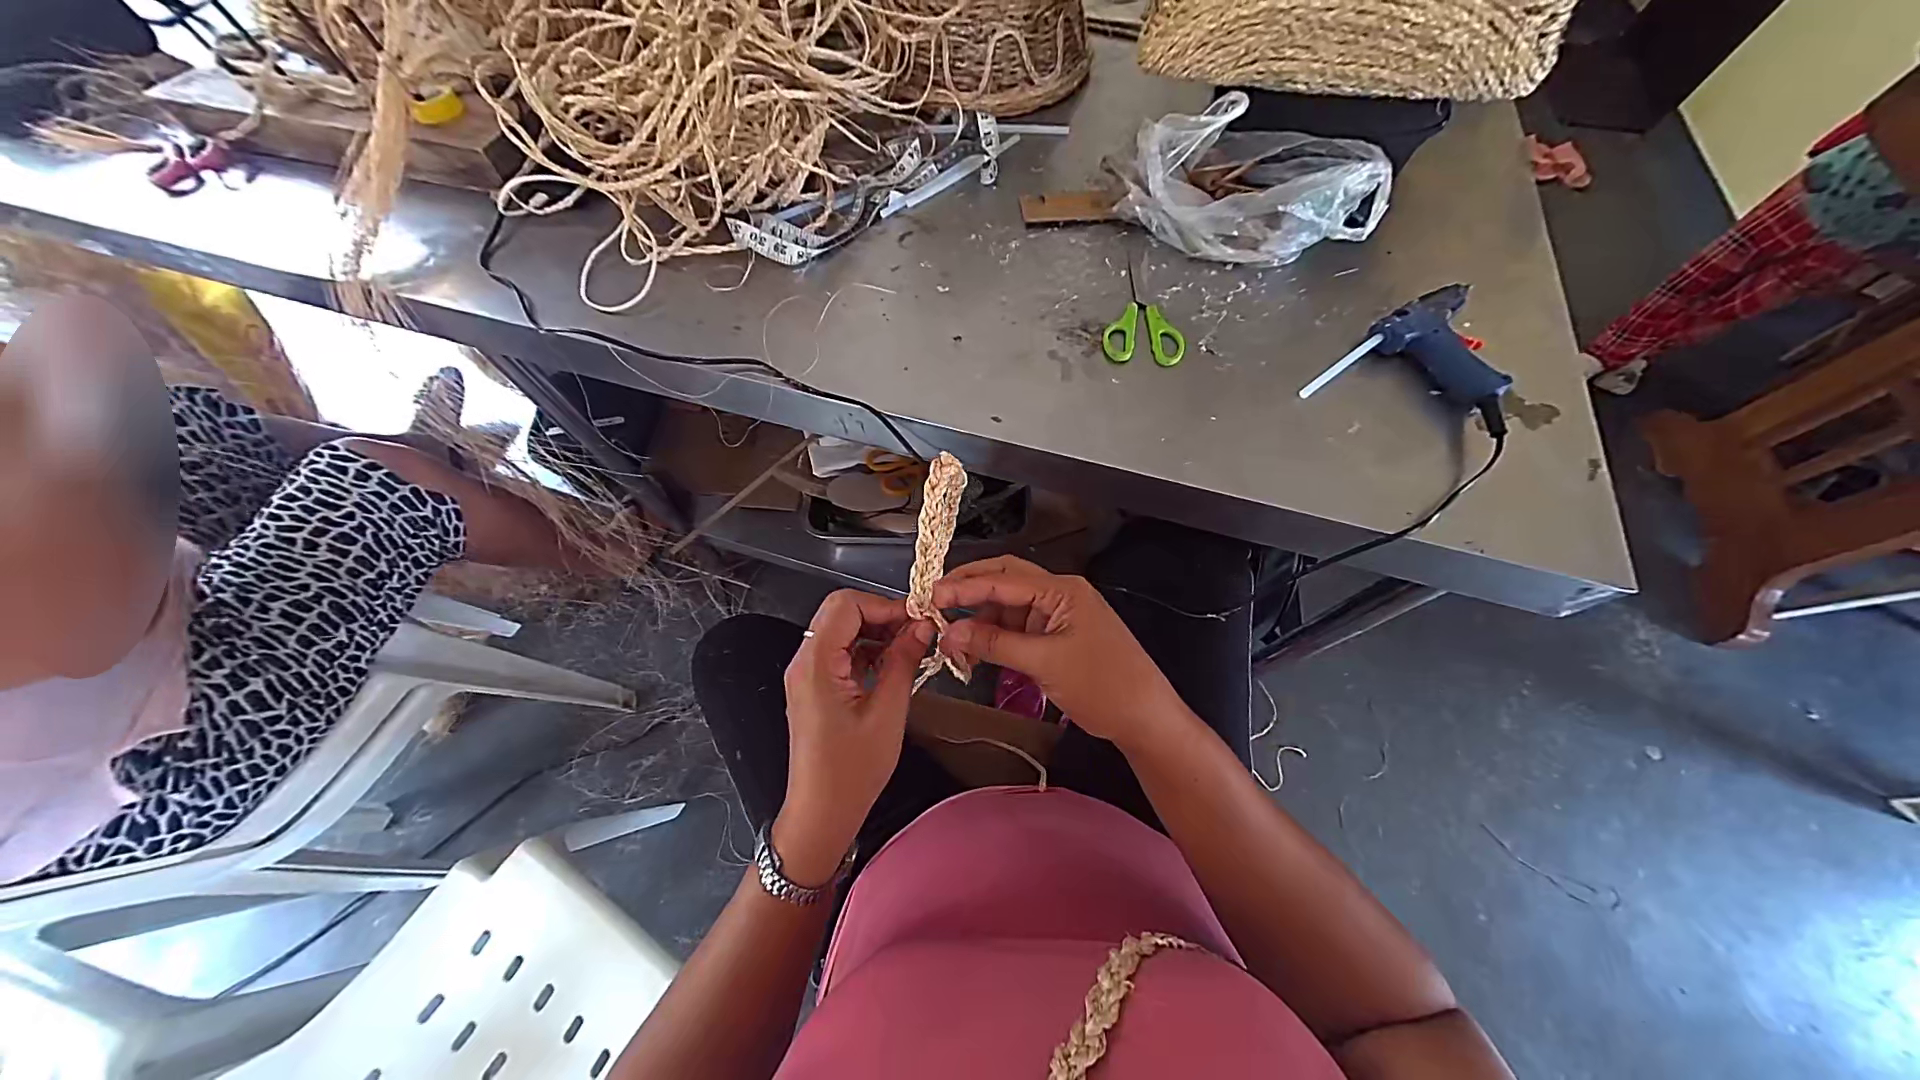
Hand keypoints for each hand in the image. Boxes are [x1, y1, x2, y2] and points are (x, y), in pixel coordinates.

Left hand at [775, 589, 932, 884]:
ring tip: (909, 650)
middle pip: (841, 612)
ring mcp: (806, 674)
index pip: (847, 604)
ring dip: (876, 632)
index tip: (917, 620)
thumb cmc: (852, 771)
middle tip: (916, 632)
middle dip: (881, 615)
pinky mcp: (813, 687)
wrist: (822, 812)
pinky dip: (866, 650)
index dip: (885, 605)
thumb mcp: (888, 712)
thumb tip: (921, 627)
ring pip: (841, 630)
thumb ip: (904, 661)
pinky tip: (891, 666)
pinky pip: (839, 652)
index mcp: (816, 664)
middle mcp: (804, 662)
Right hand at [930, 556, 1184, 749]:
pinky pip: (1017, 629)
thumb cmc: (1104, 684)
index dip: (964, 587)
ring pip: (1008, 608)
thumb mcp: (1044, 662)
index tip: (931, 597)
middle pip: (1005, 582)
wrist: (1145, 718)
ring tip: (954, 644)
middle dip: (970, 592)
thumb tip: (950, 632)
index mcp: (1062, 590)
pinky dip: (995, 638)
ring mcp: (1058, 616)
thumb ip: (995, 643)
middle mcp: (1059, 595)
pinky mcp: (1057, 637)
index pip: (1003, 580)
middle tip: (935, 604)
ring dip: (980, 621)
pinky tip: (976, 652)